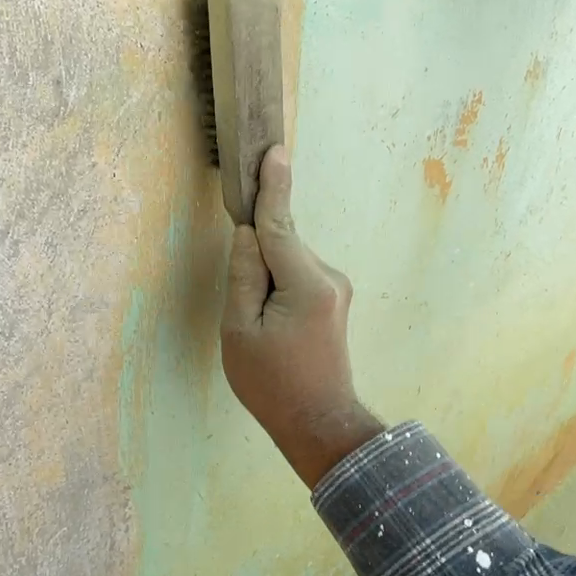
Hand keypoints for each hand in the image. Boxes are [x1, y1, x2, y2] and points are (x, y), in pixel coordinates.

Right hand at [221, 146, 383, 486]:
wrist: (320, 424)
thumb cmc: (272, 383)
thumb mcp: (240, 331)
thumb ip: (242, 276)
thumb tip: (247, 234)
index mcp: (306, 284)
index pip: (280, 226)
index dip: (272, 188)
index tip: (274, 150)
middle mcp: (329, 278)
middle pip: (281, 244)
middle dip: (255, 256)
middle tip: (245, 310)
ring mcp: (336, 288)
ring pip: (287, 260)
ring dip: (265, 275)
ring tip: (259, 328)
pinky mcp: (334, 299)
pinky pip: (296, 274)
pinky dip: (277, 282)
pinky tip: (271, 320)